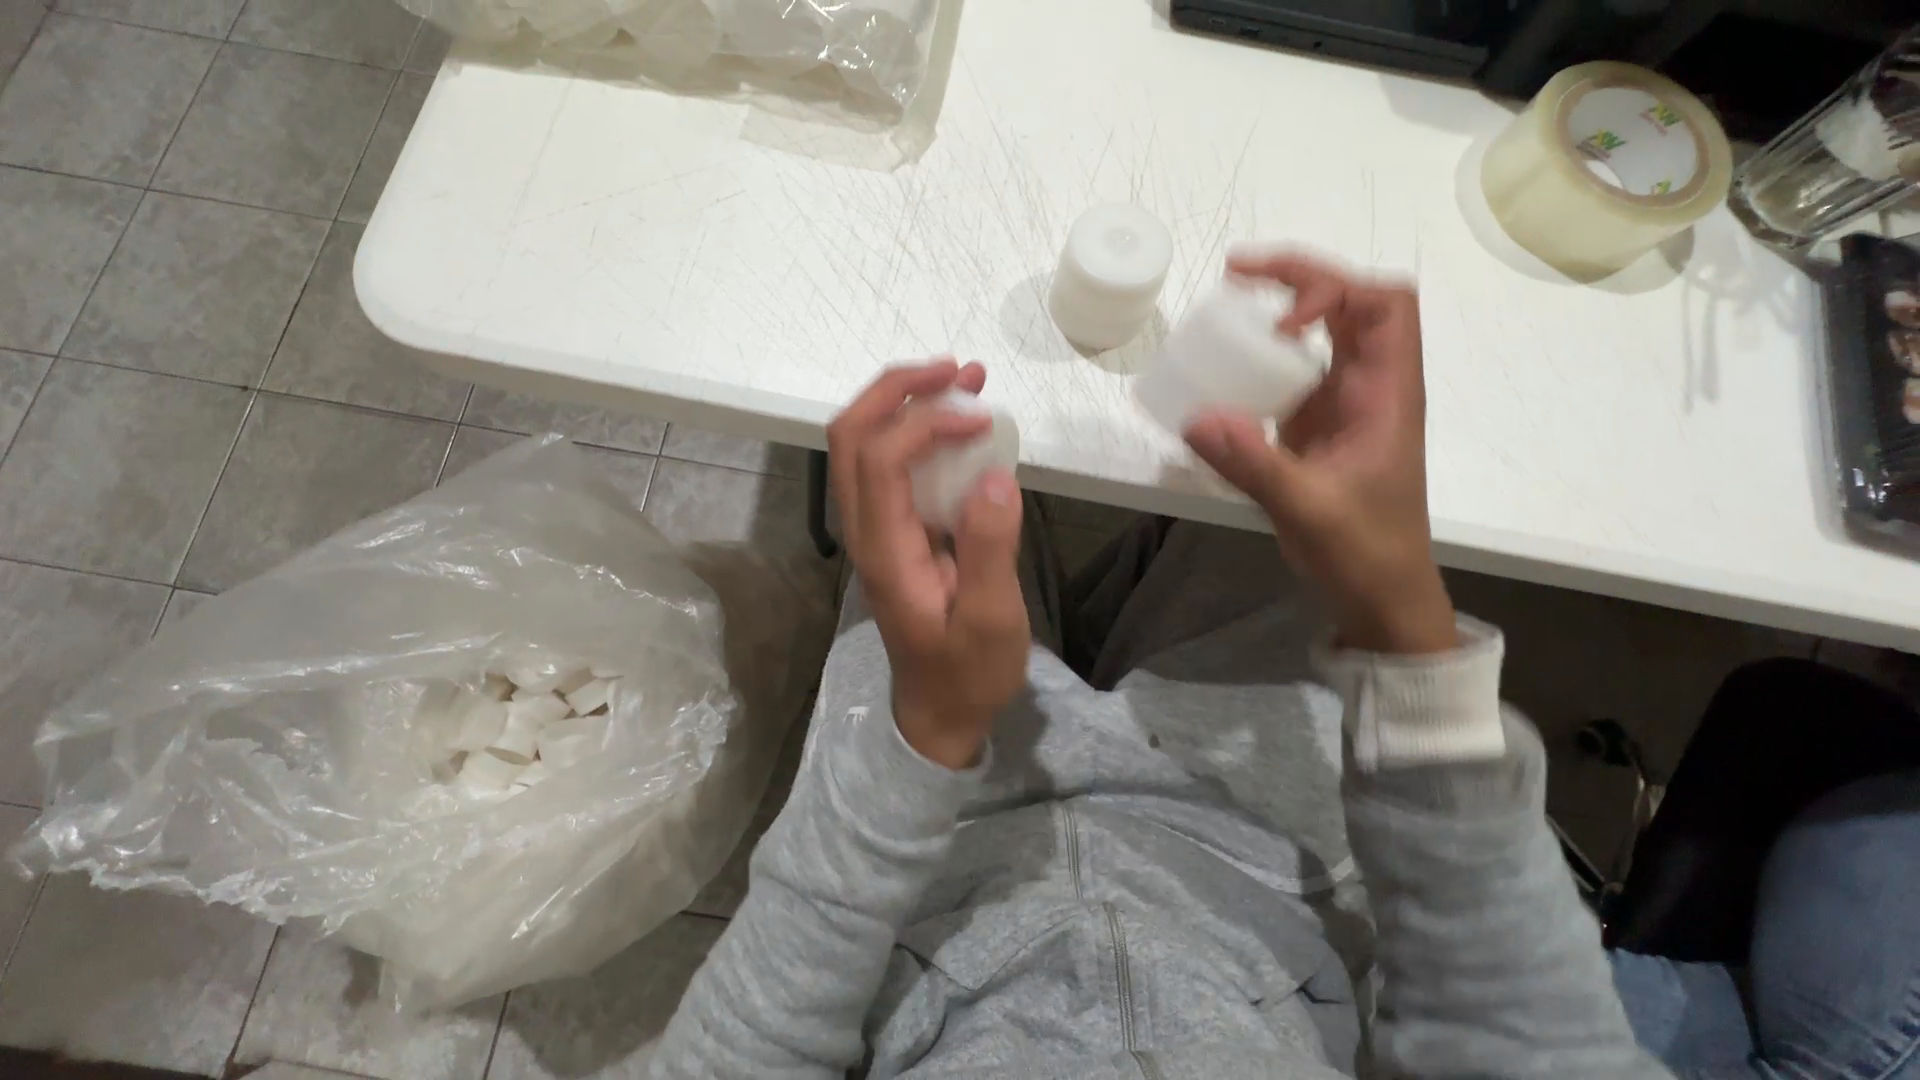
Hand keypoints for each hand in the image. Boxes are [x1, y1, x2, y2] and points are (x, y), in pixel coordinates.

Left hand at [828, 359, 1030, 768]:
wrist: (939, 711)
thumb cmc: (966, 672)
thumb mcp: (989, 619)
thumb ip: (989, 549)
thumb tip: (995, 474)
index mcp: (883, 549)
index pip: (880, 457)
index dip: (925, 422)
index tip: (981, 419)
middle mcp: (866, 529)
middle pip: (850, 434)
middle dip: (897, 389)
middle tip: (956, 370)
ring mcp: (874, 528)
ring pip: (863, 443)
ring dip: (905, 402)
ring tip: (964, 378)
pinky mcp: (893, 531)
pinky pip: (889, 464)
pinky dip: (917, 430)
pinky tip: (959, 422)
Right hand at [1183, 252, 1456, 654]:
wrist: (1380, 596)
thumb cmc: (1366, 552)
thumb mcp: (1310, 509)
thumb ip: (1255, 464)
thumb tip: (1196, 418)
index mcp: (1388, 393)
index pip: (1384, 306)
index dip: (1333, 293)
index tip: (1280, 324)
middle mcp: (1369, 388)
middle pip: (1349, 304)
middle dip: (1297, 278)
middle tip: (1234, 273)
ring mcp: (1341, 408)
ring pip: (1319, 337)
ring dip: (1277, 312)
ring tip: (1224, 307)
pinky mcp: (1315, 430)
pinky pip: (1289, 378)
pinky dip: (1258, 364)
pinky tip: (1221, 373)